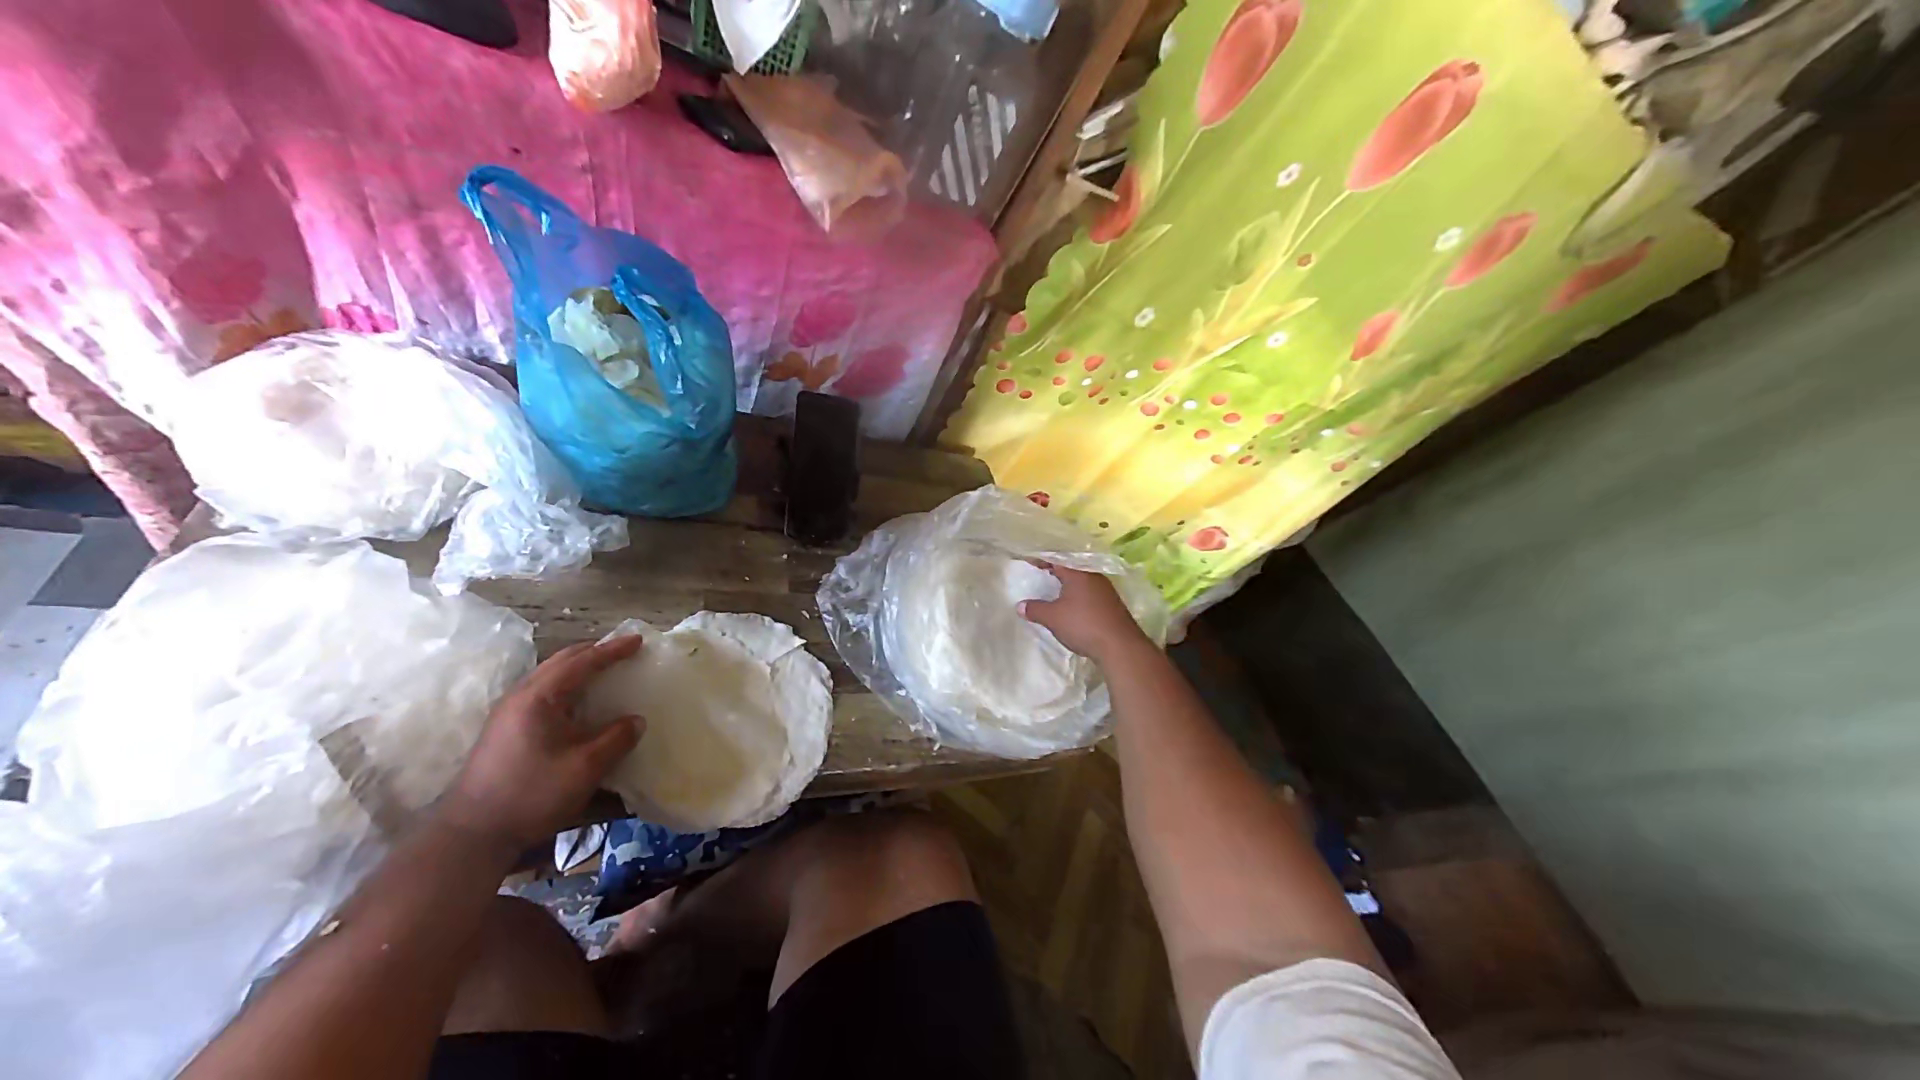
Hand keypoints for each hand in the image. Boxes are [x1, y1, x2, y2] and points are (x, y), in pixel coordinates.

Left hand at [440, 636, 644, 849]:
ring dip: (578, 668)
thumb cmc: (531, 794)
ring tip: (604, 671)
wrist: (472, 834)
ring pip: (548, 675)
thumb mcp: (585, 768)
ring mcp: (507, 712)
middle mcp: (520, 696)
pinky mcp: (504, 729)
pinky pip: (541, 691)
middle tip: (623, 651)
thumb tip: (636, 720)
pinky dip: (566, 685)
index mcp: (539, 697)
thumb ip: (616, 739)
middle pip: (560, 661)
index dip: (612, 650)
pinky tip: (578, 703)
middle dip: (593, 652)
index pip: (582, 662)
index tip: (638, 640)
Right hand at [1020, 563, 1152, 664]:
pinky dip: (1077, 596)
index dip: (1041, 559)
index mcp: (1078, 573)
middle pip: (1071, 568)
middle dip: (1055, 571)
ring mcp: (1105, 590)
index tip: (1028, 563)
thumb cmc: (1083, 624)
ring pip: (1081, 581)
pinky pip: (1089, 593)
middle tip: (1039, 576)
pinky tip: (1072, 607)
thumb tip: (1020, 606)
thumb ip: (1035, 609)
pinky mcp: (1112, 605)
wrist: (1120, 646)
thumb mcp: (1053, 618)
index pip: (1056, 559)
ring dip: (1067, 585)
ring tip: (1053, 592)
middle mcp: (1093, 577)